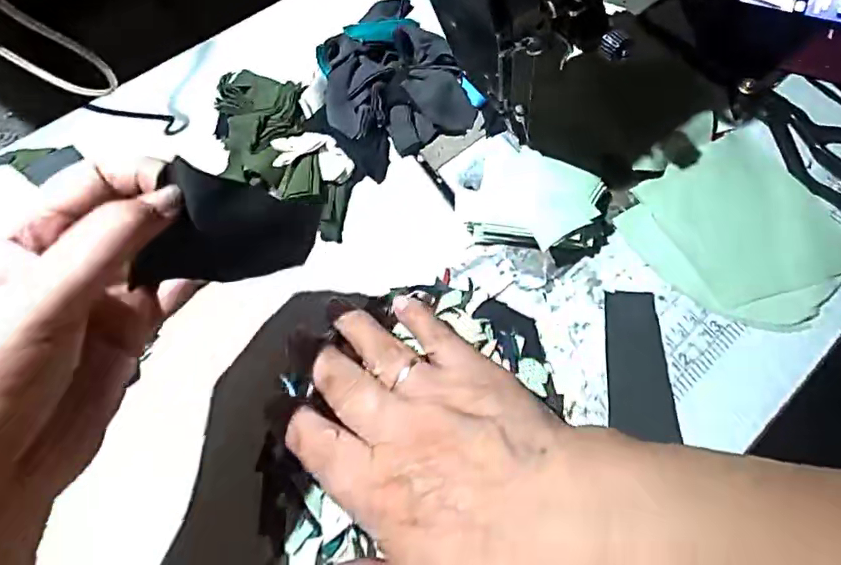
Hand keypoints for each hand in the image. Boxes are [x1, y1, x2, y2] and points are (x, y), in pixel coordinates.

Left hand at [0, 158, 201, 564]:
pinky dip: (201, 273)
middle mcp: (70, 261)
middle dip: (178, 200)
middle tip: (222, 200)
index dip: (139, 173)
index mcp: (29, 240)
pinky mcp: (133, 330)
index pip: (94, 180)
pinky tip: (218, 265)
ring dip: (197, 235)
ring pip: (164, 247)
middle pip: (136, 210)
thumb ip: (109, 240)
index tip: (181, 181)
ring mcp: (104, 296)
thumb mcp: (35, 300)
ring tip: (230, 229)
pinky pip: (176, 287)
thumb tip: (176, 194)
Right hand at [285, 297, 626, 564]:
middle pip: (346, 388)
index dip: (301, 426)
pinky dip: (418, 315)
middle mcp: (394, 430)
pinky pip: (436, 334)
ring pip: (384, 351)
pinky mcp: (470, 367)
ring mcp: (432, 390)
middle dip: (326, 366)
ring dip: (360, 330)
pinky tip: (404, 302)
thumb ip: (366, 564)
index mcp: (373, 485)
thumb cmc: (485, 549)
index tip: (292, 413)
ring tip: (343, 314)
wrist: (548, 503)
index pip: (319, 447)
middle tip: (313, 350)